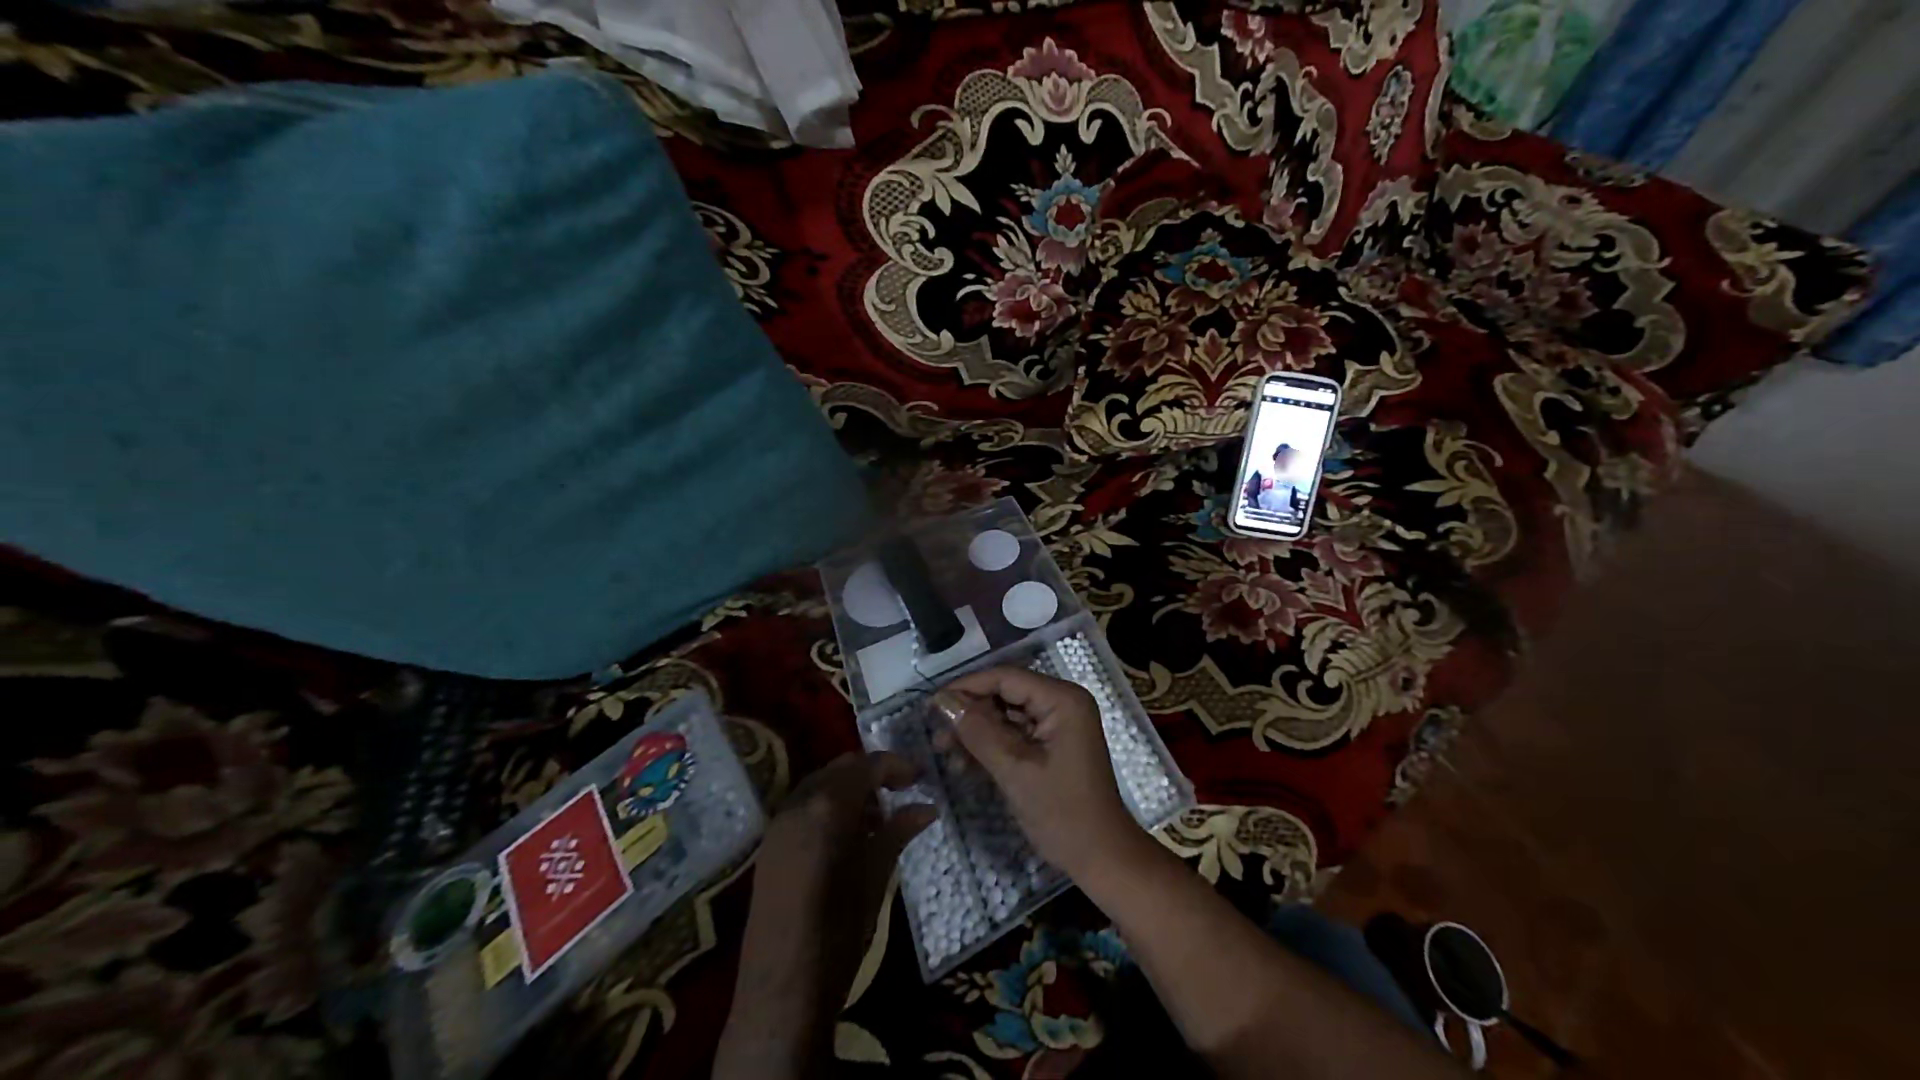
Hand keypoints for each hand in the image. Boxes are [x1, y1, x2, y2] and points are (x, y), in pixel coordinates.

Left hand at [717, 752, 933, 1079]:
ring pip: (819, 785)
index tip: (920, 776)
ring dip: (849, 790)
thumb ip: (898, 832)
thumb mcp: (876, 877)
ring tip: (878, 817)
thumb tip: (927, 806)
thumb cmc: (838, 932)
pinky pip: (803, 807)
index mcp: (828, 807)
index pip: (867, 766)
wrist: (782, 988)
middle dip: (872, 773)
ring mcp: (779, 823)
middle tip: (901, 791)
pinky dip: (828, 807)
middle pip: (840, 769)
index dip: (896, 766)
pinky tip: (847, 837)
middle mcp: (798, 804)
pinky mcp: (769, 844)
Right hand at [932, 667, 1140, 878]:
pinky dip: (989, 746)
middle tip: (936, 736)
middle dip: (969, 713)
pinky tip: (963, 764)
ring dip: (975, 732)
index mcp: (1062, 700)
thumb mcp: (1014, 770)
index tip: (931, 706)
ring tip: (944, 752)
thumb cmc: (1063, 813)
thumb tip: (941, 701)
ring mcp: (1057, 724)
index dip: (966, 687)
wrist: (1101, 857)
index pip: (1005, 677)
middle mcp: (1061, 703)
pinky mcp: (1051, 745)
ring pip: (1005, 715)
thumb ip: (977, 731)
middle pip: (1004, 694)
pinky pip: (1013, 734)